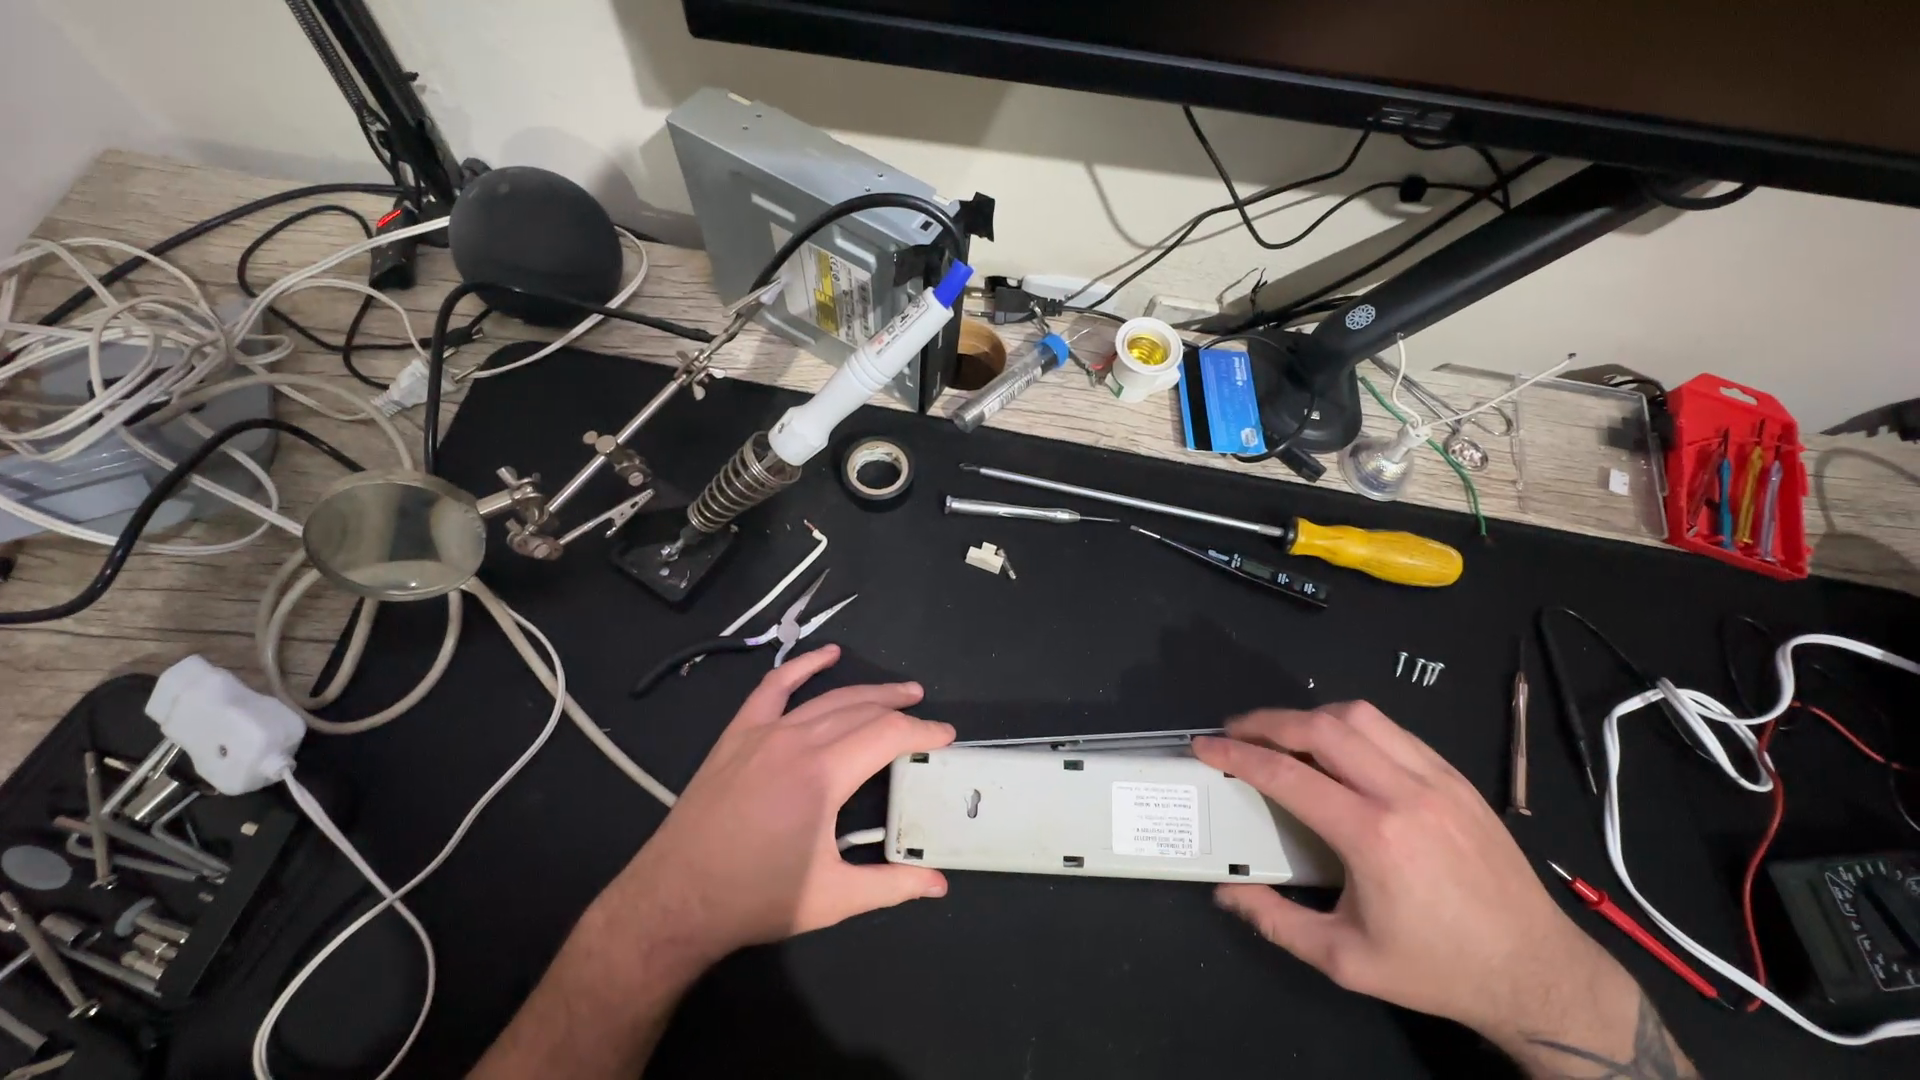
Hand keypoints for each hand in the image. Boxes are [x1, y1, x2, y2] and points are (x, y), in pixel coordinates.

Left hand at [602, 645, 953, 964]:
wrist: (676, 898)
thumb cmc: (757, 898)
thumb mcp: (833, 898)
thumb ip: (891, 885)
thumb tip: (939, 883)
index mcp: (823, 775)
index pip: (888, 735)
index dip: (923, 732)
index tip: (946, 737)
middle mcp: (796, 741)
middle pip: (862, 710)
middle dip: (901, 709)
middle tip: (927, 716)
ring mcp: (763, 733)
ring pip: (827, 699)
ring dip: (867, 692)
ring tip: (899, 692)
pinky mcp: (737, 736)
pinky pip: (773, 689)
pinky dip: (802, 667)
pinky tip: (826, 656)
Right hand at [1191, 703, 1637, 1042]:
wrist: (1537, 973)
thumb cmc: (1437, 969)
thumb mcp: (1345, 960)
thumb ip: (1276, 921)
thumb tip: (1225, 890)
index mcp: (1373, 838)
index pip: (1287, 775)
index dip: (1236, 755)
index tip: (1205, 747)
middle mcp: (1404, 794)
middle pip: (1320, 727)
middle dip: (1266, 721)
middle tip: (1234, 732)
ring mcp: (1437, 780)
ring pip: (1361, 716)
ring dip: (1310, 716)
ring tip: (1284, 735)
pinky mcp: (1458, 779)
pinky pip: (1395, 731)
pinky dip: (1354, 727)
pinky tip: (1339, 749)